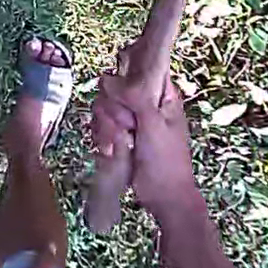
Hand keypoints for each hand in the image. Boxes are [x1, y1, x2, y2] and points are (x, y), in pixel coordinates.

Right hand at [92, 55, 203, 221]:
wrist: (164, 197)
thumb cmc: (166, 159)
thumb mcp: (153, 123)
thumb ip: (133, 97)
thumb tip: (107, 78)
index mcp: (161, 95)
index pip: (140, 70)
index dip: (127, 78)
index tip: (121, 94)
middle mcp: (144, 103)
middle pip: (115, 90)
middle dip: (115, 110)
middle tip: (126, 128)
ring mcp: (131, 120)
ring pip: (105, 108)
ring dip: (108, 128)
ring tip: (119, 145)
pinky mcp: (119, 136)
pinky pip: (102, 126)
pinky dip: (104, 138)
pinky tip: (111, 152)